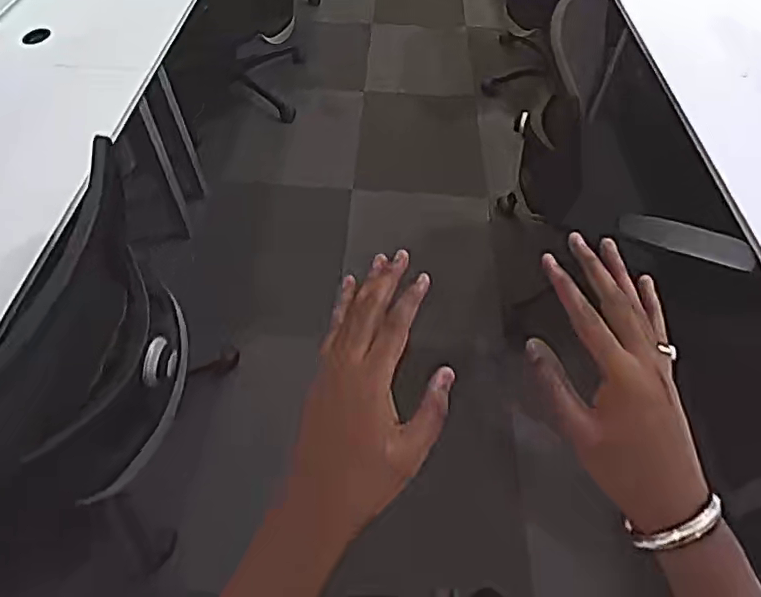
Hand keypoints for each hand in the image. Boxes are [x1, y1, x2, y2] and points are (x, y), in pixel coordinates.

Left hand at [280, 250, 453, 542]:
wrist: (314, 504)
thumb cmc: (365, 481)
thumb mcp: (409, 453)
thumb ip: (431, 410)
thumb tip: (446, 373)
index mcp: (371, 380)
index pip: (395, 328)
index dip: (410, 299)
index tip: (422, 278)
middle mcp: (348, 366)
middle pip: (369, 311)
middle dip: (386, 281)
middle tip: (399, 256)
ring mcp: (329, 368)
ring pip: (348, 316)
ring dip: (364, 287)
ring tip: (375, 262)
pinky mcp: (319, 376)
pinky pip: (331, 330)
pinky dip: (340, 307)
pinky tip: (345, 293)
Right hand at [527, 233, 710, 533]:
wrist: (673, 500)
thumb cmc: (627, 472)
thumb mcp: (580, 434)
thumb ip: (554, 386)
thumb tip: (534, 349)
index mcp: (620, 373)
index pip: (587, 317)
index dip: (565, 286)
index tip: (551, 263)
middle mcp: (643, 360)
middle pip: (615, 301)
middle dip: (593, 267)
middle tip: (578, 242)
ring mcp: (658, 363)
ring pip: (638, 307)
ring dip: (621, 274)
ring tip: (608, 248)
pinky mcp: (666, 371)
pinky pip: (658, 326)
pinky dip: (651, 301)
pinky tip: (646, 283)